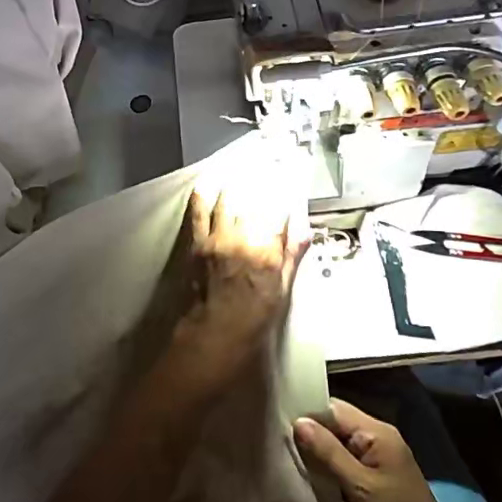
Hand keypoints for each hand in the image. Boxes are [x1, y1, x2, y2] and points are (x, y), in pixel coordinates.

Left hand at [168, 184, 309, 386]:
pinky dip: (201, 198)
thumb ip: (292, 254)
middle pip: (253, 202)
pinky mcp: (198, 243)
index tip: (288, 179)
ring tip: (240, 171)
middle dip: (261, 184)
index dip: (284, 193)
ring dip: (235, 185)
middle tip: (265, 169)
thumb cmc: (253, 317)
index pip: (279, 213)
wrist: (214, 332)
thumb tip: (303, 227)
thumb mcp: (283, 289)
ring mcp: (218, 240)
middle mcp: (243, 241)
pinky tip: (205, 186)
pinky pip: (199, 214)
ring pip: (227, 202)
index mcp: (268, 254)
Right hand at [293, 399, 449, 501]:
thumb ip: (329, 453)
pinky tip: (310, 478)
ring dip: (317, 452)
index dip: (308, 413)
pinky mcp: (372, 477)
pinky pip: (343, 462)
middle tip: (280, 443)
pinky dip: (328, 468)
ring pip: (337, 444)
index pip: (334, 408)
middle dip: (310, 433)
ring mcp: (375, 458)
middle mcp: (376, 438)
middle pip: (335, 424)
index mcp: (376, 432)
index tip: (279, 422)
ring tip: (289, 459)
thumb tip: (298, 422)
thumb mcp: (361, 487)